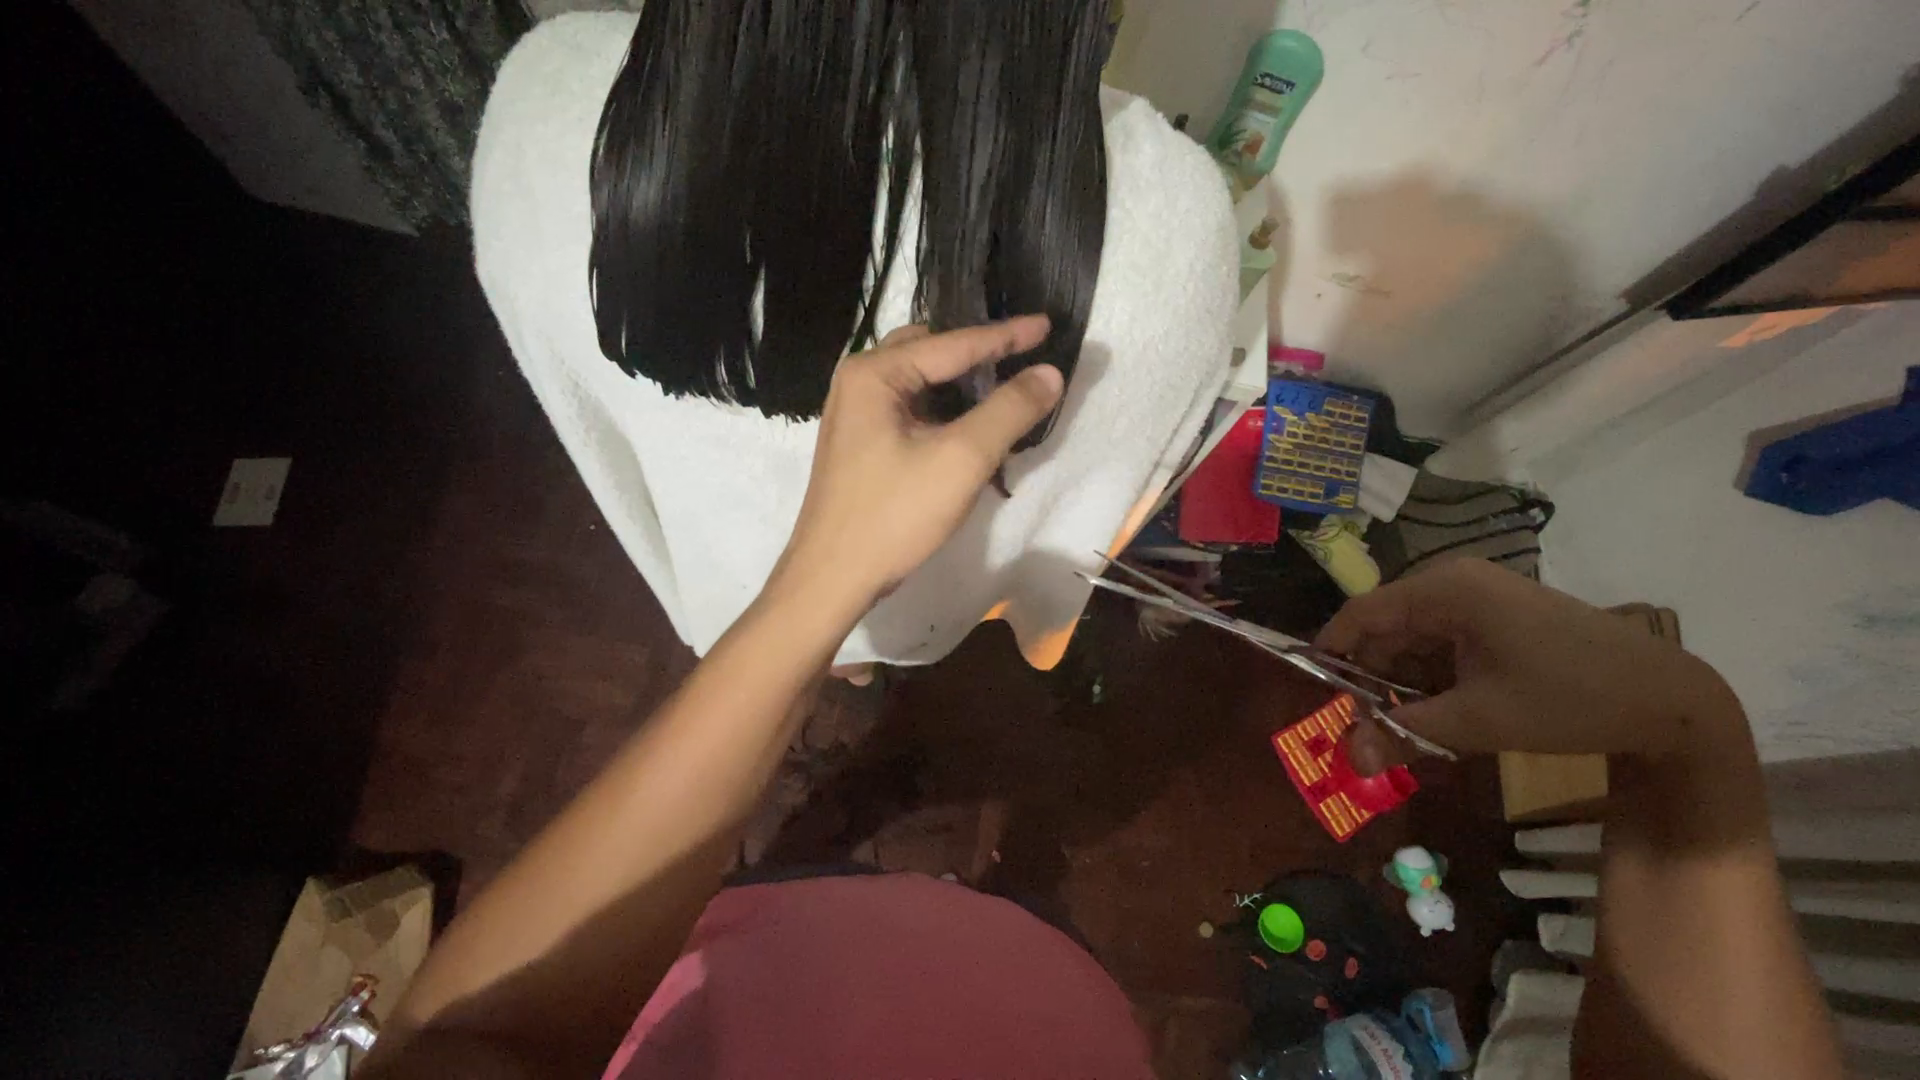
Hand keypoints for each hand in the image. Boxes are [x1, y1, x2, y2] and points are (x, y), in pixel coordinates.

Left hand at [769, 316, 1063, 617]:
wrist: (833, 578)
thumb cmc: (894, 514)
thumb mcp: (962, 459)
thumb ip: (1009, 410)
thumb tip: (1050, 373)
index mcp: (874, 373)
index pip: (953, 342)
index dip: (1005, 335)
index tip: (1048, 324)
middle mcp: (858, 383)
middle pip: (931, 353)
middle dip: (978, 358)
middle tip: (1022, 363)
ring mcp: (855, 415)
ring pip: (921, 384)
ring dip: (962, 390)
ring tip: (1003, 399)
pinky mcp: (861, 445)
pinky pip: (910, 412)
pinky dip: (943, 415)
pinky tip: (970, 434)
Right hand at [1314, 559, 1743, 773]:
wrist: (1674, 701)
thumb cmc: (1569, 700)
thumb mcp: (1478, 721)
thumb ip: (1404, 733)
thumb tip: (1347, 758)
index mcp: (1444, 590)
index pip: (1361, 614)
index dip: (1331, 653)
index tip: (1314, 694)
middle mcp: (1454, 582)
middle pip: (1386, 627)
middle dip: (1372, 678)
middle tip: (1366, 727)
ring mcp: (1480, 597)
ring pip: (1414, 638)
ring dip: (1404, 682)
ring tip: (1406, 727)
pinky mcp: (1499, 616)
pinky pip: (1444, 642)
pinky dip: (1433, 677)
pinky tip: (1442, 712)